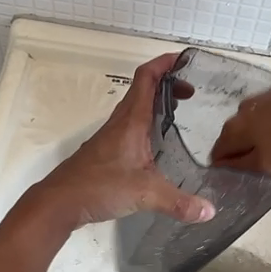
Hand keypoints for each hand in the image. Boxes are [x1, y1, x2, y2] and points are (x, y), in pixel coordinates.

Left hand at [23, 53, 215, 230]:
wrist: (60, 201)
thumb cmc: (100, 186)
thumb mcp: (146, 194)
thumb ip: (179, 202)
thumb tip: (210, 211)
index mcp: (131, 120)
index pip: (147, 77)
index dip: (165, 63)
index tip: (185, 60)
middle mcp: (122, 121)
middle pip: (144, 88)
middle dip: (168, 83)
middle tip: (191, 93)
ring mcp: (112, 135)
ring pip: (137, 106)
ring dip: (157, 101)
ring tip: (180, 111)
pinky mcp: (107, 150)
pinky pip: (132, 124)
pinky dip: (149, 121)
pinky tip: (158, 142)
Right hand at [209, 78, 270, 174]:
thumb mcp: (266, 165)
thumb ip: (239, 165)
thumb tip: (221, 163)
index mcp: (234, 127)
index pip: (217, 151)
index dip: (225, 167)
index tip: (239, 177)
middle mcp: (243, 108)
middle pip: (234, 135)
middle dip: (243, 151)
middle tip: (263, 167)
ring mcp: (263, 97)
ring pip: (253, 124)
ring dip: (261, 137)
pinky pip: (270, 114)